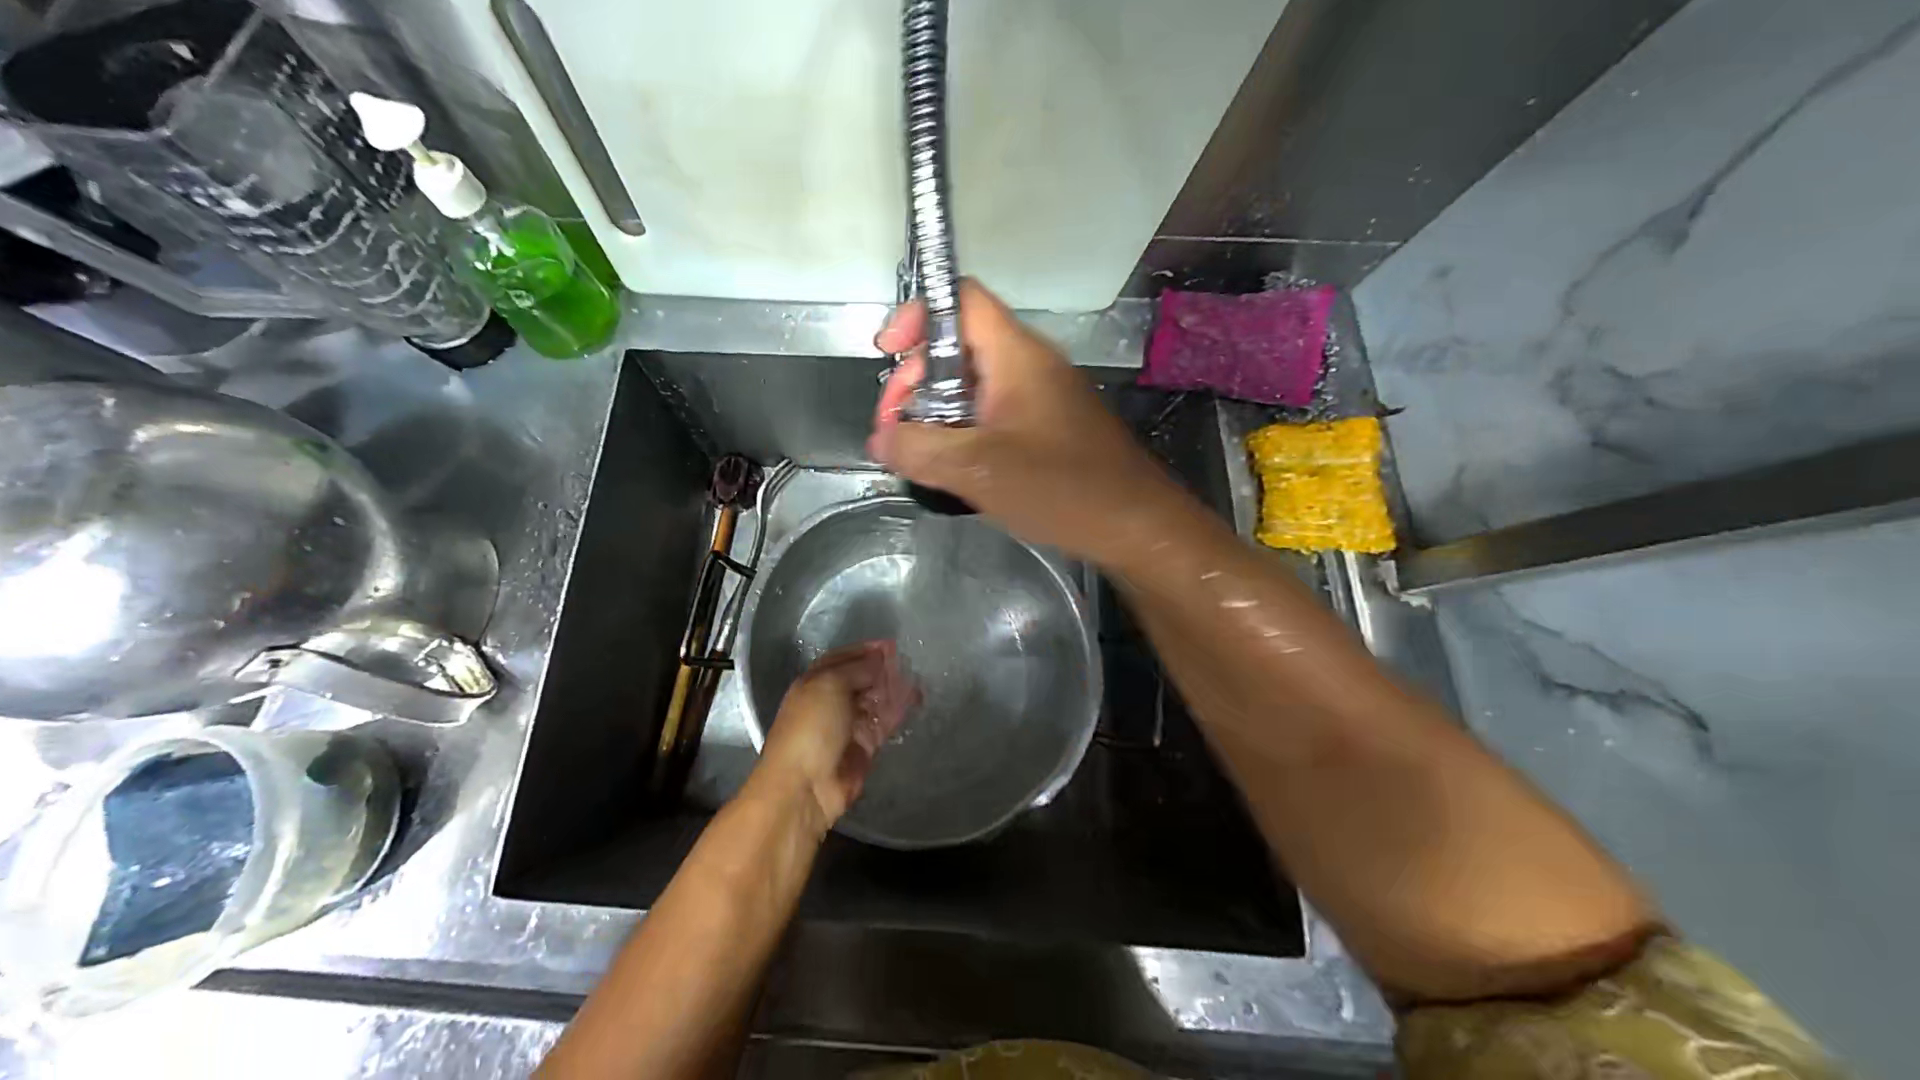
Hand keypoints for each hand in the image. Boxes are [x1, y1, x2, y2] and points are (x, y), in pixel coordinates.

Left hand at [750, 642, 913, 828]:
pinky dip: (898, 710)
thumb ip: (857, 669)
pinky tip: (914, 698)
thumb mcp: (829, 685)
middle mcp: (830, 701)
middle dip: (882, 669)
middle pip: (861, 679)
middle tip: (908, 660)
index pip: (842, 659)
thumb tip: (879, 658)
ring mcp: (848, 724)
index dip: (864, 651)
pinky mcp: (865, 745)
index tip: (890, 645)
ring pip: (875, 699)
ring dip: (893, 688)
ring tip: (916, 677)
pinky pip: (884, 721)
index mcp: (814, 682)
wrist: (805, 786)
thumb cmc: (811, 727)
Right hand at [869, 280, 1188, 566]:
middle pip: (959, 344)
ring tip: (919, 452)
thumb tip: (880, 440)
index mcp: (1016, 355)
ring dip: (937, 410)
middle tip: (896, 427)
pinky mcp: (1049, 427)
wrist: (1136, 525)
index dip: (917, 314)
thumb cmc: (1061, 488)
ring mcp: (1043, 396)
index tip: (886, 352)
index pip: (962, 298)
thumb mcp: (977, 469)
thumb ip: (919, 449)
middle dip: (916, 378)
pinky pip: (995, 412)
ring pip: (974, 384)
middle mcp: (1031, 364)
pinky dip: (965, 429)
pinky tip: (954, 466)